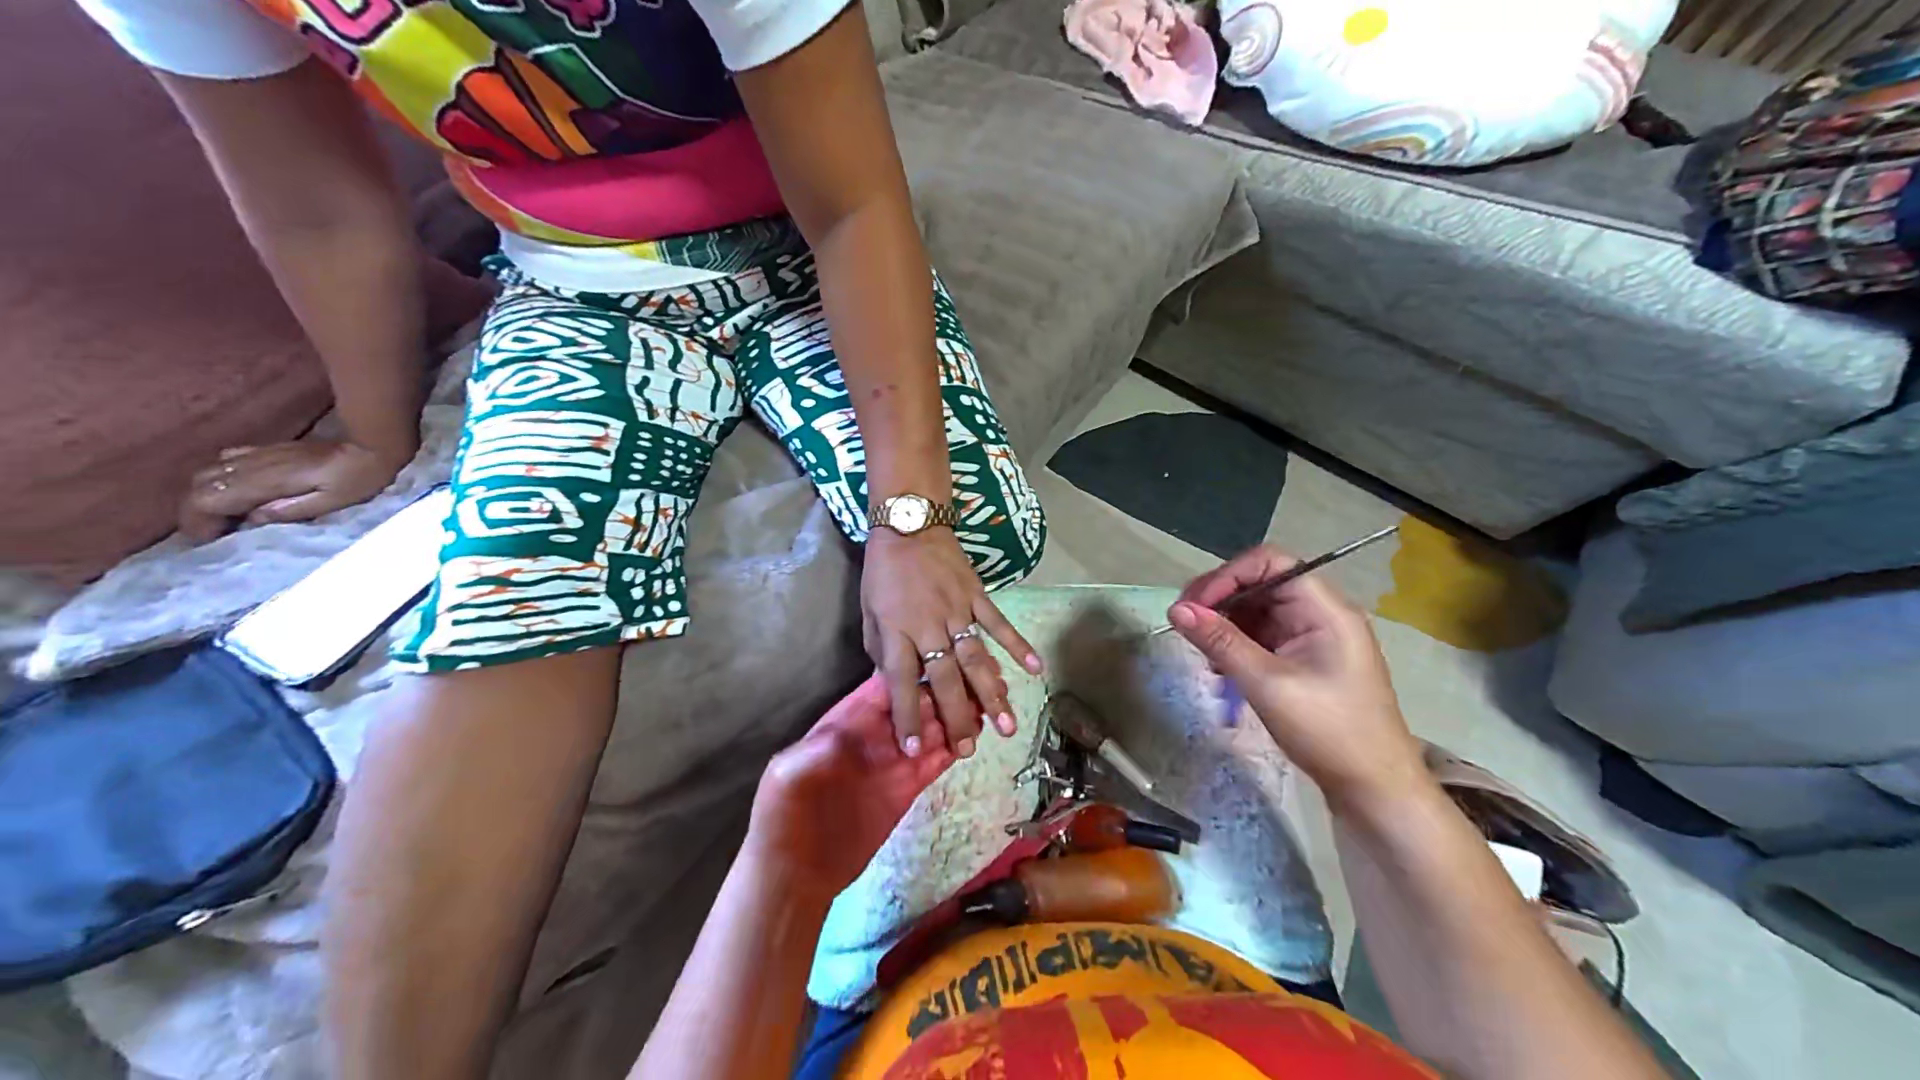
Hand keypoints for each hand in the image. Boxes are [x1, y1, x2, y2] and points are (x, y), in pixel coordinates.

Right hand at [179, 440, 407, 542]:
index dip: (200, 522)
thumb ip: (292, 510)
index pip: (207, 499)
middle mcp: (249, 464)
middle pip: (198, 487)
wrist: (370, 447)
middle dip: (198, 513)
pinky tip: (237, 495)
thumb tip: (251, 520)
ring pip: (205, 474)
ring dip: (206, 497)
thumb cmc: (358, 478)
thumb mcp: (333, 501)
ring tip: (225, 519)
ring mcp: (254, 454)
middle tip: (216, 533)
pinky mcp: (262, 450)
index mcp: (265, 480)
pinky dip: (219, 481)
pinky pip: (223, 463)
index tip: (212, 540)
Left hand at [746, 675, 957, 897]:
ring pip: (929, 731)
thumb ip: (814, 751)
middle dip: (941, 694)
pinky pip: (933, 761)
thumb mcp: (787, 776)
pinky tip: (973, 738)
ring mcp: (891, 761)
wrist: (794, 873)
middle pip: (913, 705)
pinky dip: (953, 748)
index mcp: (844, 722)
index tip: (940, 668)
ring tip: (982, 709)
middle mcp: (872, 735)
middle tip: (975, 688)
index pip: (883, 689)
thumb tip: (843, 735)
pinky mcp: (905, 788)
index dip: (910, 677)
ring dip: (953, 719)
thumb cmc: (783, 818)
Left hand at [861, 527, 1041, 758]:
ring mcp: (957, 611)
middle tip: (969, 749)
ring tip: (1007, 725)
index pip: (902, 682)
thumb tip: (892, 682)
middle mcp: (929, 626)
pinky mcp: (977, 596)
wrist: (910, 525)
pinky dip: (1018, 645)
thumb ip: (880, 648)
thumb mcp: (868, 611)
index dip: (908, 716)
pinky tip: (1035, 668)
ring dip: (992, 693)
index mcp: (897, 631)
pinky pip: (999, 624)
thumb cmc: (883, 572)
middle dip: (957, 716)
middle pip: (945, 678)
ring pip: (977, 658)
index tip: (915, 749)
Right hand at [1168, 544, 1425, 809]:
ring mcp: (1313, 638)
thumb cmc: (1328, 730)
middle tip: (1184, 625)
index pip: (1269, 563)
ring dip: (1224, 626)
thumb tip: (1176, 610)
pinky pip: (1262, 637)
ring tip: (1201, 654)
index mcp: (1325, 609)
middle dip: (1219, 601)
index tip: (1192, 606)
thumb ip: (1220, 641)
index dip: (1227, 576)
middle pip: (1260, 584)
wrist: (1373, 788)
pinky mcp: (1304, 660)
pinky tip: (1218, 669)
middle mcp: (1320, 614)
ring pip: (1257, 612)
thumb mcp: (1266, 683)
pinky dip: (1236, 646)